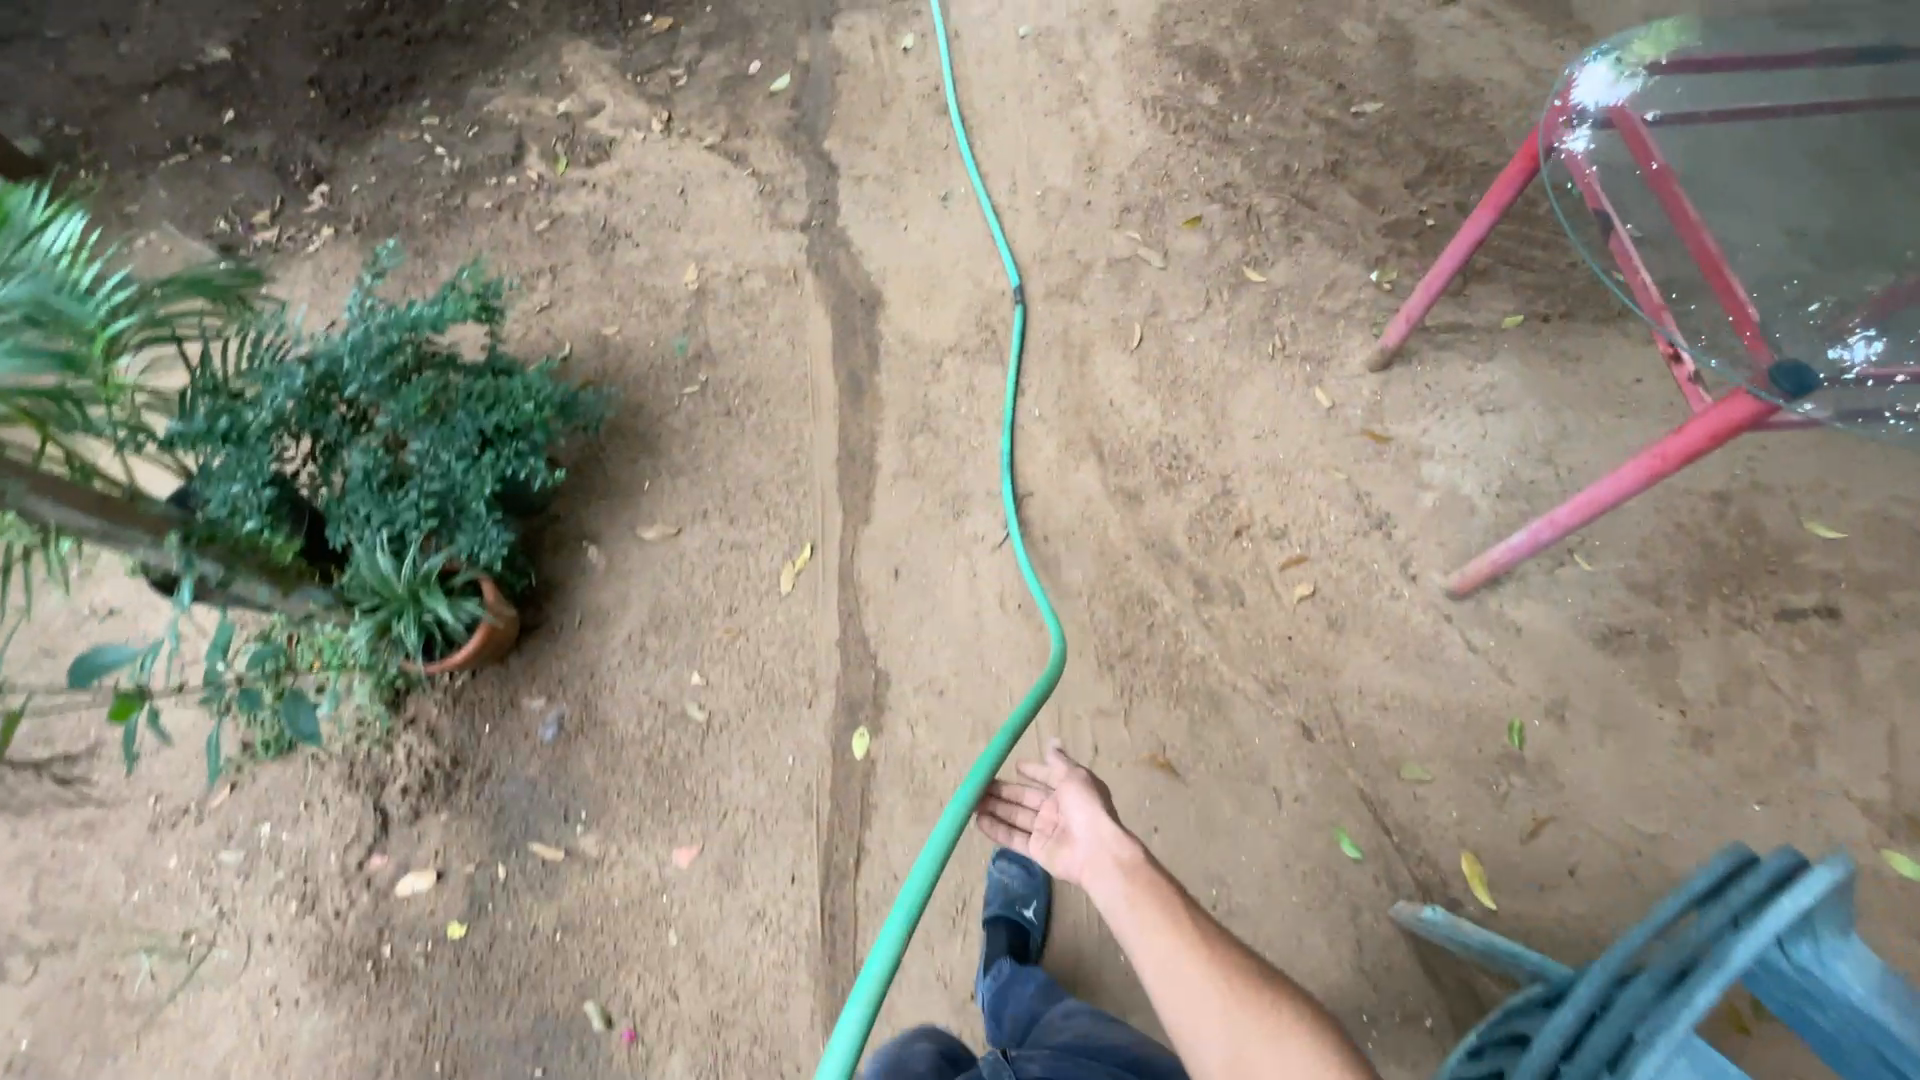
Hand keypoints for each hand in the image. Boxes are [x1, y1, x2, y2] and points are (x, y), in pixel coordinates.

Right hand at [974, 739, 1135, 886]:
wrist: (1096, 850)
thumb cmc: (1087, 806)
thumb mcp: (1074, 776)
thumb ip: (1059, 761)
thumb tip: (1052, 742)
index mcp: (1068, 789)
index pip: (1046, 778)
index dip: (1032, 771)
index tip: (1016, 766)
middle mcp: (1056, 809)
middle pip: (1024, 798)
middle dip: (1003, 791)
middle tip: (978, 785)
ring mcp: (1046, 830)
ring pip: (1015, 816)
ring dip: (995, 808)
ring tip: (972, 802)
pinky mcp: (1037, 850)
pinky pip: (1013, 837)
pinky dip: (996, 829)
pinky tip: (979, 820)